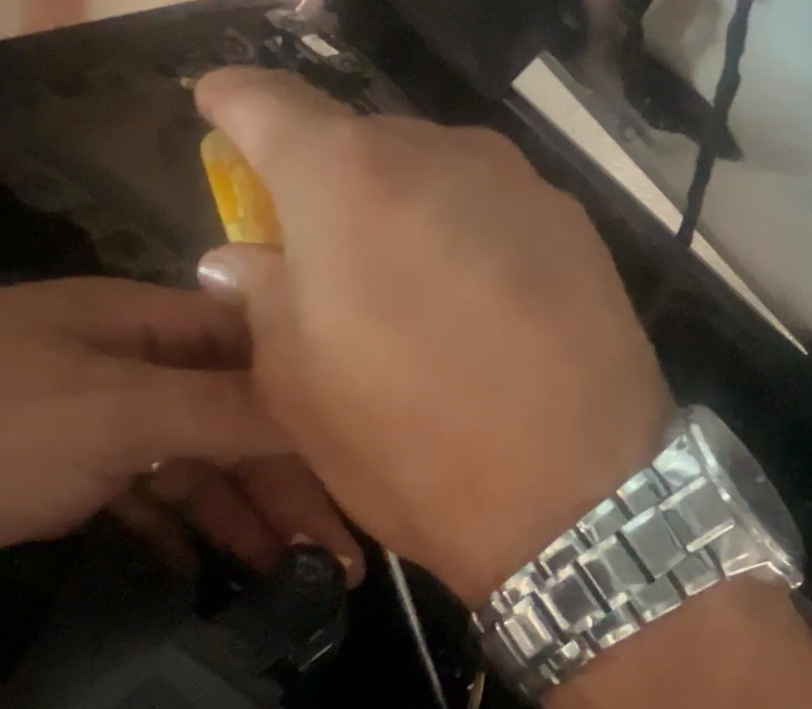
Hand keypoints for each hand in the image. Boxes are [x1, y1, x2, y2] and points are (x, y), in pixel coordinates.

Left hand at [0, 278, 357, 596]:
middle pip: (241, 423)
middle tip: (352, 556)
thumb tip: (326, 401)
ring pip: (203, 470)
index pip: (262, 353)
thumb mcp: (106, 413)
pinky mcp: (62, 482)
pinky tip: (226, 573)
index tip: (378, 462)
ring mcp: (95, 427)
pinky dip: (192, 535)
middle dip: (298, 484)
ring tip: (309, 575)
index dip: (324, 403)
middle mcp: (127, 369)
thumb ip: (222, 410)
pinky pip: (154, 505)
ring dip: (254, 518)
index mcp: (140, 327)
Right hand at [194, 67, 674, 601]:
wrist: (582, 503)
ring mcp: (526, 190)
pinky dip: (477, 247)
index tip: (227, 132)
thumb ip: (263, 303)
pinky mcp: (585, 234)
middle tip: (333, 263)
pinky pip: (502, 219)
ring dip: (413, 222)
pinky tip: (487, 314)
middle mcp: (442, 154)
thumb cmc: (417, 454)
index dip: (235, 115)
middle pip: (362, 145)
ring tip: (419, 302)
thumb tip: (245, 260)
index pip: (262, 102)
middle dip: (335, 192)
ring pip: (440, 180)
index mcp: (345, 179)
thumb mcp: (301, 394)